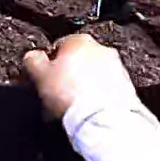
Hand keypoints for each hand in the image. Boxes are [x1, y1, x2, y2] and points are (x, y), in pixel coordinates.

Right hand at [22, 34, 138, 121]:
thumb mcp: (39, 75)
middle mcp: (101, 49)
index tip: (43, 80)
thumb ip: (33, 61)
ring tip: (72, 107)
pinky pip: (106, 90)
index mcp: (79, 40)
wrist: (103, 120)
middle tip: (56, 95)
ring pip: (93, 76)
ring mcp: (117, 68)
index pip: (58, 46)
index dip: (47, 65)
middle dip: (68, 75)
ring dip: (84, 87)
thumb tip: (32, 56)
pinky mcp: (127, 87)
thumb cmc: (69, 94)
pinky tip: (88, 112)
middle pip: (78, 61)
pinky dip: (97, 98)